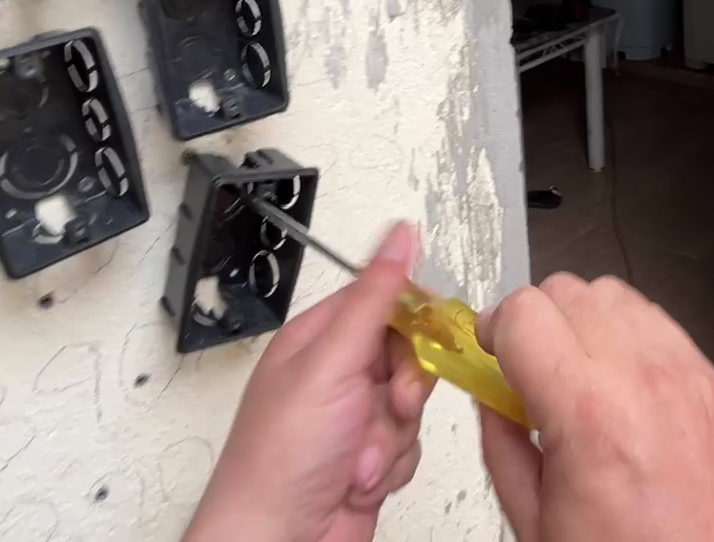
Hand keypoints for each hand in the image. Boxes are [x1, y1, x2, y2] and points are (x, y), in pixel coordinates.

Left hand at [185, 222, 435, 541]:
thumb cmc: (281, 458)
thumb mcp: (333, 363)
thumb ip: (375, 297)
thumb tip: (401, 233)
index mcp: (321, 336)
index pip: (386, 298)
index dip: (415, 317)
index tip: (432, 334)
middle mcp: (339, 371)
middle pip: (409, 350)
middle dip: (407, 386)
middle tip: (393, 404)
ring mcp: (355, 415)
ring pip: (414, 399)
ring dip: (395, 435)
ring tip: (359, 460)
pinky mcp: (371, 455)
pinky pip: (411, 440)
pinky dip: (394, 463)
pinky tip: (362, 481)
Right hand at [478, 273, 713, 541]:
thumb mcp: (538, 526)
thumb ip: (501, 445)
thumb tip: (489, 393)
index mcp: (589, 415)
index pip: (524, 312)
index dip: (495, 326)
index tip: (491, 347)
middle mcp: (641, 378)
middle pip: (565, 289)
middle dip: (535, 321)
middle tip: (530, 366)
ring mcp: (683, 370)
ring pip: (610, 291)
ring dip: (581, 319)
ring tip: (577, 370)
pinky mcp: (709, 375)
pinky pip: (653, 317)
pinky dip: (625, 331)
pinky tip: (618, 378)